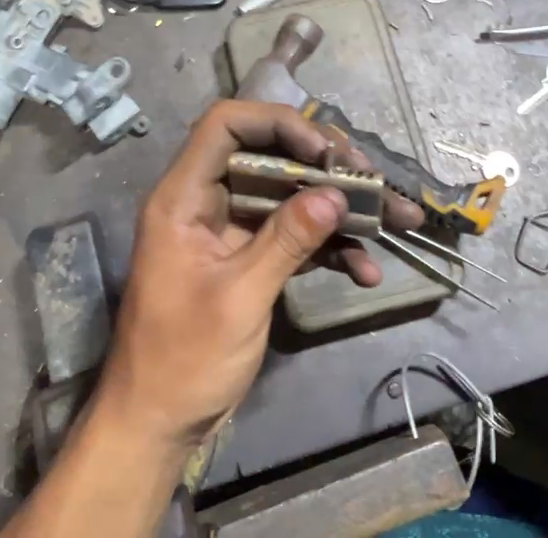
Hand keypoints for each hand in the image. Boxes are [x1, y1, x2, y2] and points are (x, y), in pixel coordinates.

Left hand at [92, 100, 422, 452]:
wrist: (157, 423)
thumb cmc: (183, 359)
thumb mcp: (239, 298)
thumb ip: (286, 241)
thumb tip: (335, 195)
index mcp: (184, 197)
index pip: (225, 125)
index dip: (276, 124)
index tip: (324, 151)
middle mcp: (206, 202)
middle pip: (267, 156)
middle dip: (322, 165)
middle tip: (368, 178)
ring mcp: (229, 231)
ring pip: (288, 196)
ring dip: (337, 208)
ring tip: (391, 218)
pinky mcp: (248, 260)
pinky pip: (292, 236)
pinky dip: (328, 248)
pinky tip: (365, 271)